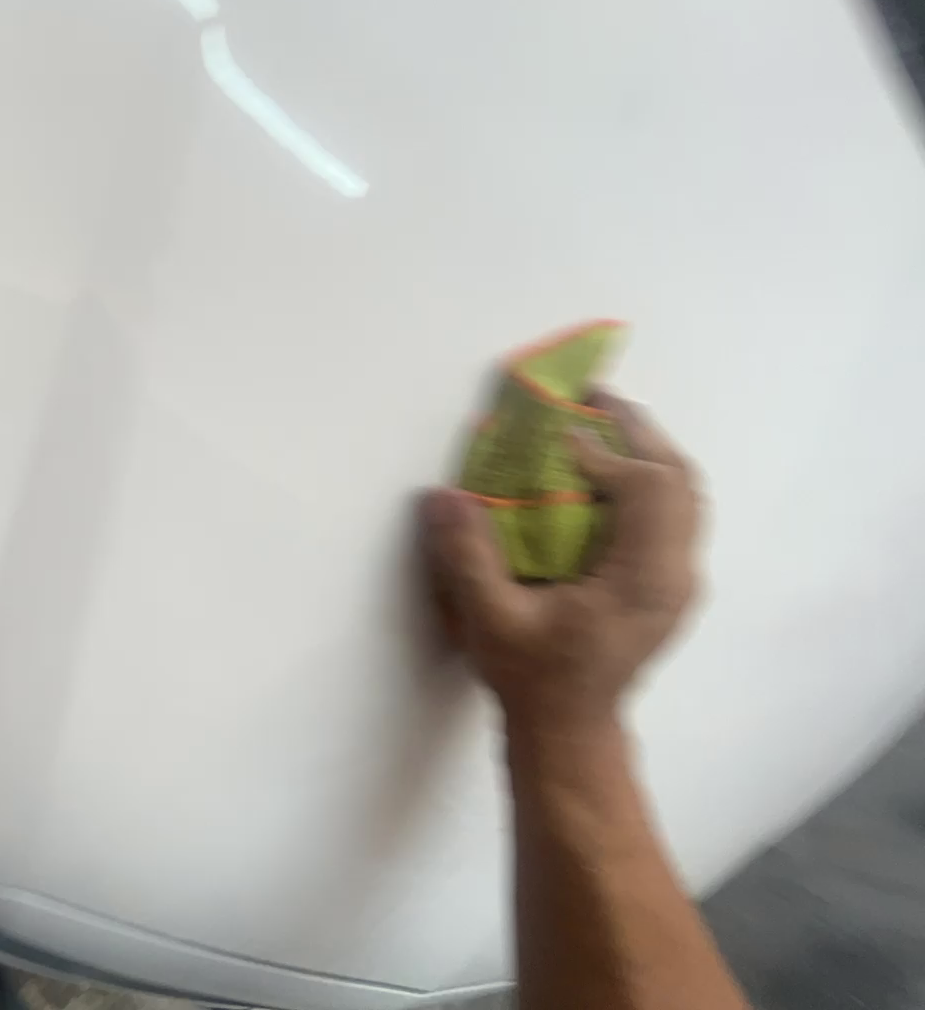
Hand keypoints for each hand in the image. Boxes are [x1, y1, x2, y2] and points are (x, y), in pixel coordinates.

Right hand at [423, 393, 702, 729]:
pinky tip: (601, 477)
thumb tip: (442, 495)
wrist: (569, 727)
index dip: (602, 454)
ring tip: (597, 425)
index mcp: (642, 579)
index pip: (647, 490)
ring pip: (683, 496)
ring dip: (643, 452)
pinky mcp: (663, 584)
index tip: (550, 437)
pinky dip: (642, 479)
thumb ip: (467, 555)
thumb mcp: (489, 616)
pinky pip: (670, 514)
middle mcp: (675, 573)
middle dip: (636, 432)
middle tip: (590, 399)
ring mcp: (676, 579)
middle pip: (680, 482)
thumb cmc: (531, 675)